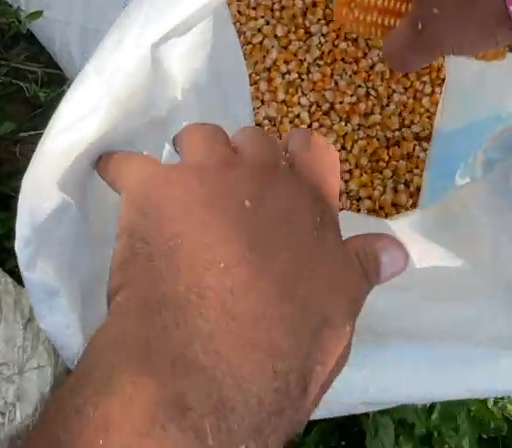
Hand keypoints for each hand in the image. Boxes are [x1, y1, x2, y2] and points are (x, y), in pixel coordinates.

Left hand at [77, 125, 408, 444]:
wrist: (207, 372)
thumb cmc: (282, 351)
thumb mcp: (338, 313)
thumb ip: (359, 268)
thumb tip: (396, 250)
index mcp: (309, 202)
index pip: (312, 147)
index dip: (295, 154)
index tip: (283, 171)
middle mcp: (261, 175)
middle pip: (251, 139)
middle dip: (238, 161)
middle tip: (225, 200)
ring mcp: (206, 174)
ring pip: (196, 138)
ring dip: (188, 162)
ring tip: (176, 195)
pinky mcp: (154, 189)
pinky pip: (128, 164)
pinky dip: (121, 171)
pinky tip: (114, 177)